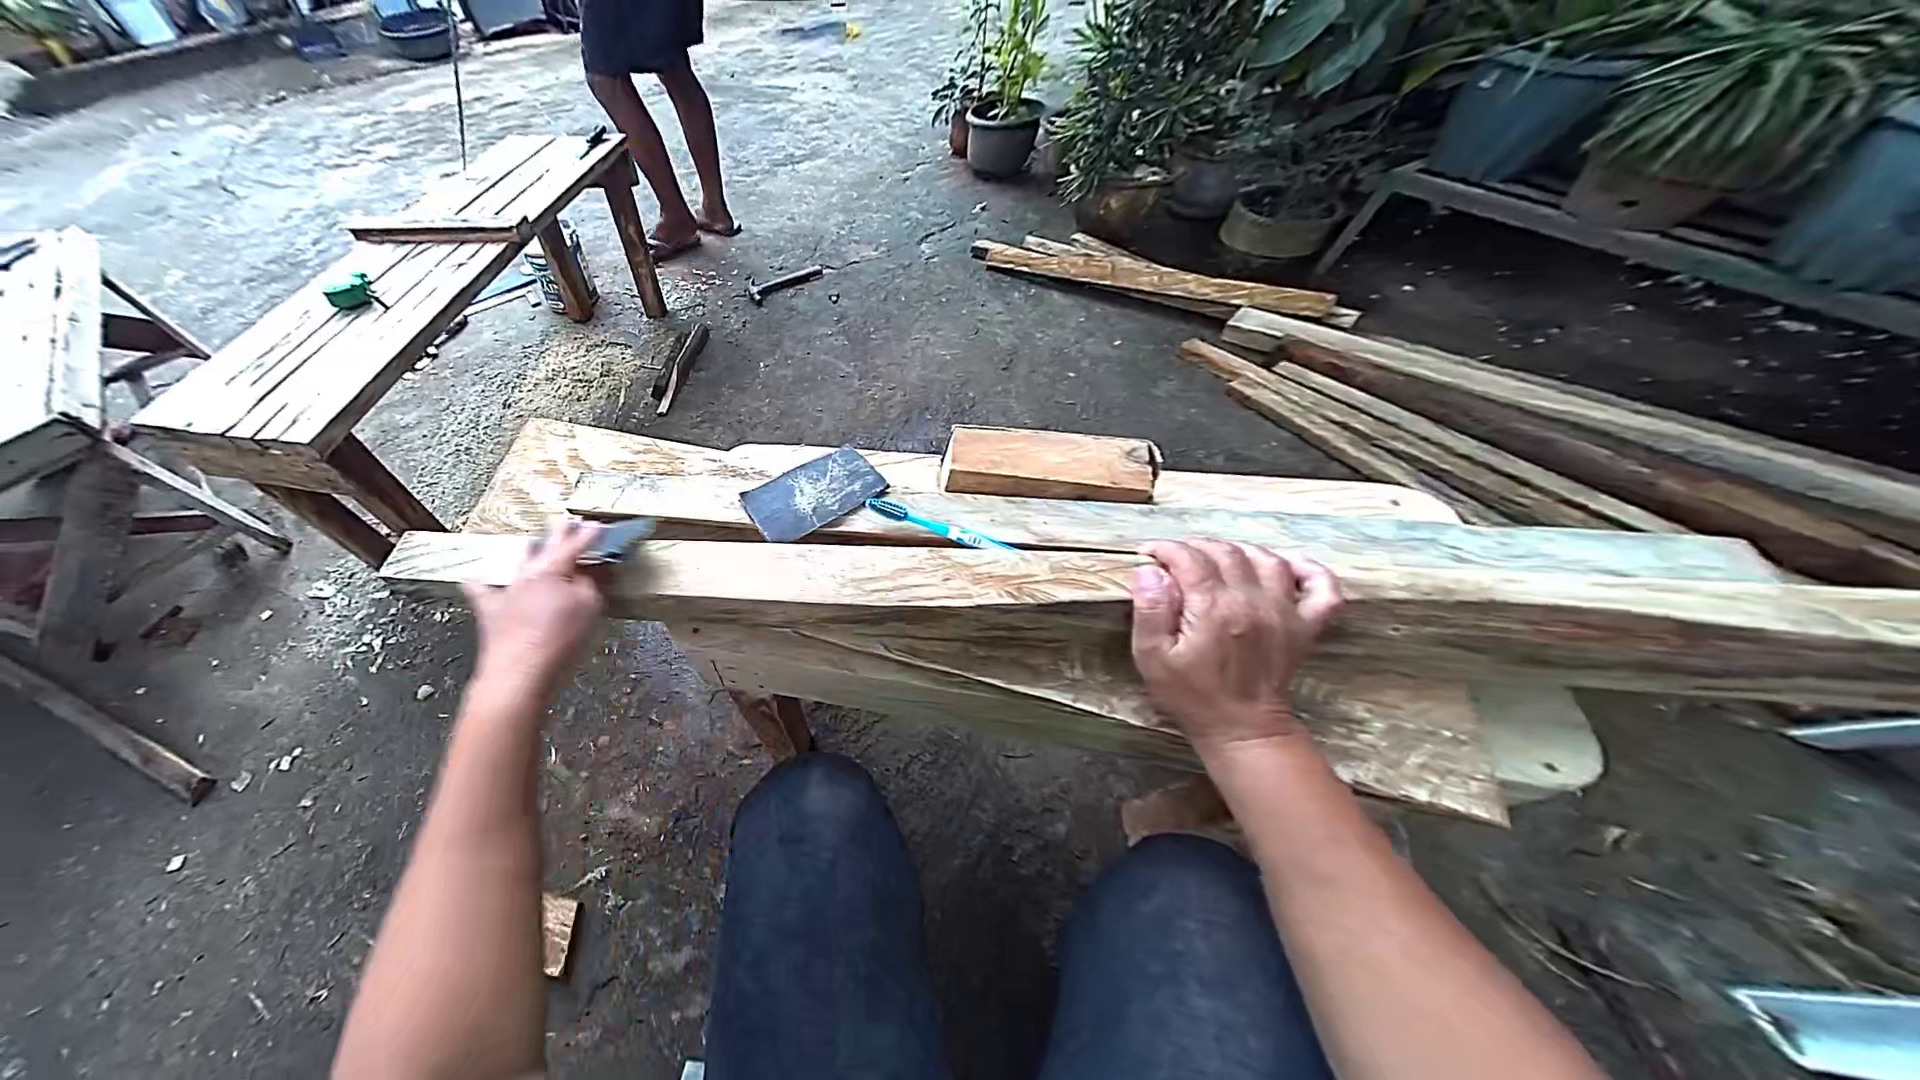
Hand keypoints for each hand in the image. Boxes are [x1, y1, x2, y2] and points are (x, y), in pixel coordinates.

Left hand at [463, 518, 606, 692]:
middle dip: (559, 534)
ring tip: (533, 543)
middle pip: (546, 548)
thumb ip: (591, 583)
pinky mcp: (491, 611)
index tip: (598, 526)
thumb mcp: (591, 606)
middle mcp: (527, 574)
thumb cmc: (560, 638)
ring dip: (528, 551)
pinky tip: (479, 576)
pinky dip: (483, 581)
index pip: (575, 545)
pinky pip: (482, 589)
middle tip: (567, 523)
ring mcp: (506, 591)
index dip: (589, 535)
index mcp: (552, 569)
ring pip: (517, 562)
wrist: (520, 671)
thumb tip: (588, 572)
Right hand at [1129, 540, 1342, 753]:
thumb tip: (1150, 571)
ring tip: (1217, 558)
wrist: (1242, 731)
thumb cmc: (1191, 697)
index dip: (1167, 549)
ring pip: (1266, 559)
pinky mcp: (1304, 626)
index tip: (1150, 554)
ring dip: (1239, 549)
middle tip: (1177, 558)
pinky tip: (1286, 565)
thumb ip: (1150, 610)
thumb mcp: (1152, 657)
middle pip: (1226, 552)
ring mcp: (1284, 612)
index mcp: (1213, 609)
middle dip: (1196, 546)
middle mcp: (1252, 602)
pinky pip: (1321, 588)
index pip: (1190, 558)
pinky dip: (1308, 569)